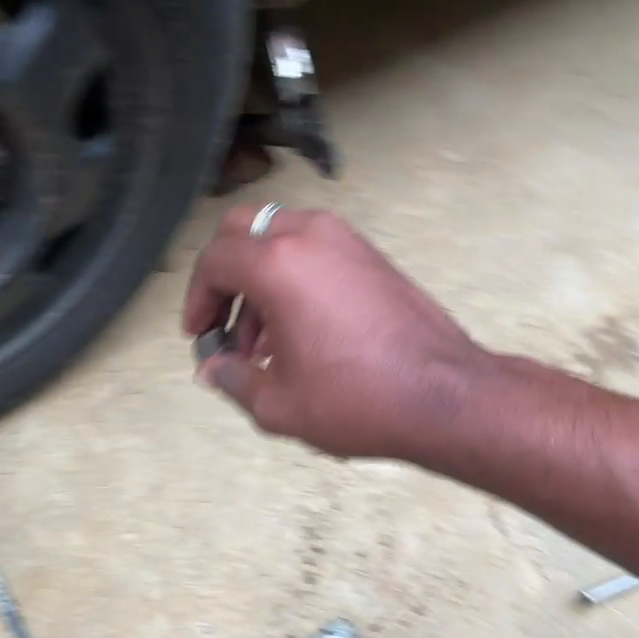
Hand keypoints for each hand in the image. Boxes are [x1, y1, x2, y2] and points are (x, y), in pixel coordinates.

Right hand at [182, 206, 488, 459]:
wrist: (442, 396)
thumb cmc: (356, 400)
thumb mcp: (277, 404)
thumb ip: (233, 379)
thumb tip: (214, 369)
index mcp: (279, 264)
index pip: (215, 260)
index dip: (196, 299)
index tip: (198, 334)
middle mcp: (311, 236)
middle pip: (243, 232)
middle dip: (223, 279)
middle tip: (221, 326)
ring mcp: (347, 241)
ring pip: (280, 240)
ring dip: (259, 283)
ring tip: (260, 346)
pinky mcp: (371, 257)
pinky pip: (314, 253)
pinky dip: (293, 280)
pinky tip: (297, 336)